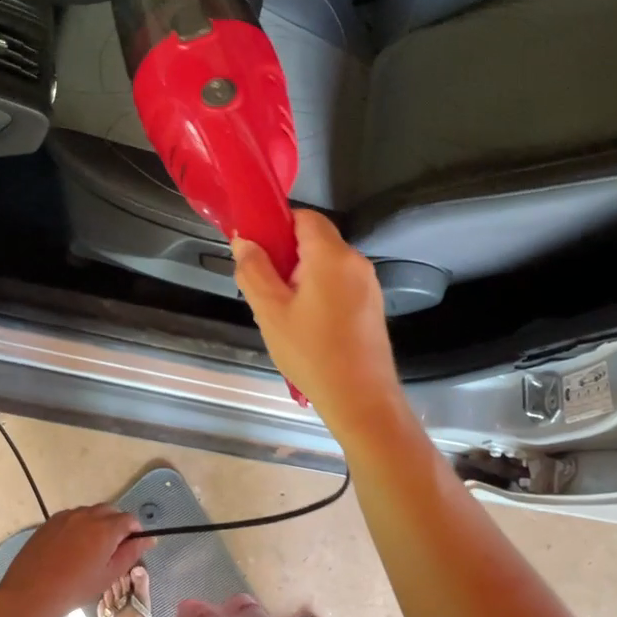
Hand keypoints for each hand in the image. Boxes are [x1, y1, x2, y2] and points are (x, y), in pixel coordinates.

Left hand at [0, 504, 154, 616]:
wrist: (31, 593)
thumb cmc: (75, 588)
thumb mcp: (109, 575)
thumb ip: (131, 554)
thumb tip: (149, 539)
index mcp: (105, 528)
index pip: (129, 519)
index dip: (135, 531)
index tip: (131, 547)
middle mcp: (86, 515)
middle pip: (110, 511)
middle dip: (116, 525)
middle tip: (112, 549)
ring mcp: (65, 516)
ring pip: (90, 513)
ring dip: (97, 524)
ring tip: (90, 550)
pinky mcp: (49, 522)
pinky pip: (71, 517)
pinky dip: (78, 526)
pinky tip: (70, 548)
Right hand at [232, 209, 404, 434]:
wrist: (361, 399)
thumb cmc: (311, 353)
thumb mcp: (270, 312)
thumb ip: (253, 271)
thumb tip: (244, 241)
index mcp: (332, 255)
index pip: (304, 217)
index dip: (277, 226)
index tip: (257, 253)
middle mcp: (356, 262)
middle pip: (315, 241)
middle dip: (286, 257)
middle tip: (265, 290)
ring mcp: (368, 285)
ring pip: (326, 266)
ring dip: (300, 278)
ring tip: (283, 314)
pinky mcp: (372, 307)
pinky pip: (339, 286)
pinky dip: (318, 294)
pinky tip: (305, 327)